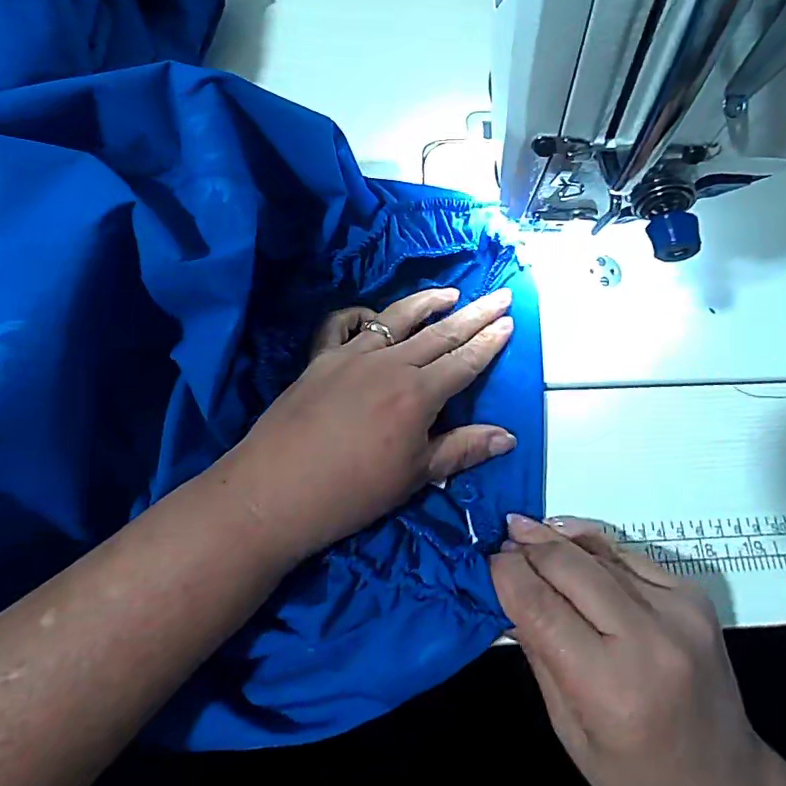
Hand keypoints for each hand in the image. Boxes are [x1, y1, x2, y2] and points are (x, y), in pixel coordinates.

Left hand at [212, 287, 516, 560]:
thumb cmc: (353, 492)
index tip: (508, 321)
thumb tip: (507, 436)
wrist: (277, 489)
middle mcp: (388, 364)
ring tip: (450, 292)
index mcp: (417, 394)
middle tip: (499, 296)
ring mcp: (351, 356)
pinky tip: (372, 316)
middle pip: (439, 333)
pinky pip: (341, 326)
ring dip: (425, 303)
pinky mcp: (320, 359)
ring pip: (395, 320)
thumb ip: (461, 449)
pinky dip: (359, 316)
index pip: (463, 361)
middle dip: (473, 314)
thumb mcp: (415, 476)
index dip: (489, 342)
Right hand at [490, 516, 785, 785]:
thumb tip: (505, 591)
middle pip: (569, 566)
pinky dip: (594, 544)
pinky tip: (570, 540)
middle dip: (528, 546)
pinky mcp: (693, 594)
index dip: (506, 574)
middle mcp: (649, 639)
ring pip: (599, 551)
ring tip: (526, 528)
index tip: (485, 559)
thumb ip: (538, 654)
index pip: (541, 606)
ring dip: (557, 537)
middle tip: (502, 536)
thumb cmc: (637, 772)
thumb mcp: (570, 730)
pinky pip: (629, 554)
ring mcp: (678, 610)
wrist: (725, 780)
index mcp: (612, 686)